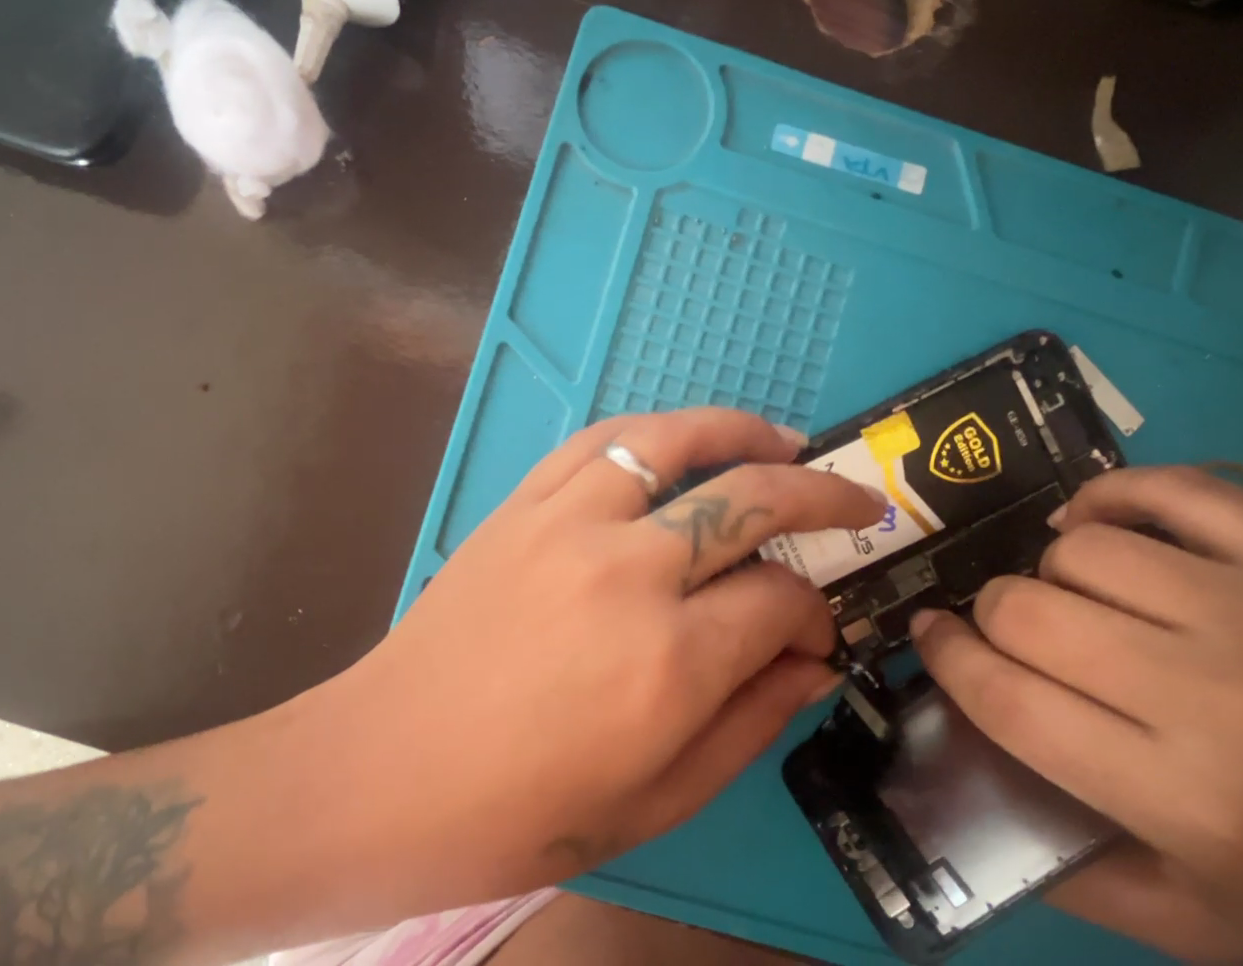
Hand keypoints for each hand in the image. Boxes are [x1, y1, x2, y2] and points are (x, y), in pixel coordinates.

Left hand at [311, 408, 883, 916]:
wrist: (385, 773)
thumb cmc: (523, 812)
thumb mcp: (658, 799)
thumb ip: (751, 722)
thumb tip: (817, 664)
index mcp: (673, 662)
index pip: (782, 601)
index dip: (816, 613)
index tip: (817, 631)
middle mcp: (631, 573)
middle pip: (752, 501)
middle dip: (823, 498)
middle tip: (857, 506)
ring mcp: (570, 525)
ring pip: (677, 443)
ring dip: (744, 432)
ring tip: (787, 442)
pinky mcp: (521, 507)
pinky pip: (600, 441)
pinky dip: (656, 431)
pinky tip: (684, 441)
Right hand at [912, 467, 1242, 962]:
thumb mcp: (1206, 926)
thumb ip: (1075, 871)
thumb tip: (973, 793)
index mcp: (1180, 795)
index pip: (1005, 696)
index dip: (946, 658)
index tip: (930, 639)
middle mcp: (1213, 693)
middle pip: (1030, 611)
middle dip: (992, 618)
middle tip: (1009, 637)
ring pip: (1085, 549)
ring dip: (1051, 571)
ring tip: (1070, 596)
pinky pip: (1174, 490)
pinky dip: (1112, 496)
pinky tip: (1096, 524)